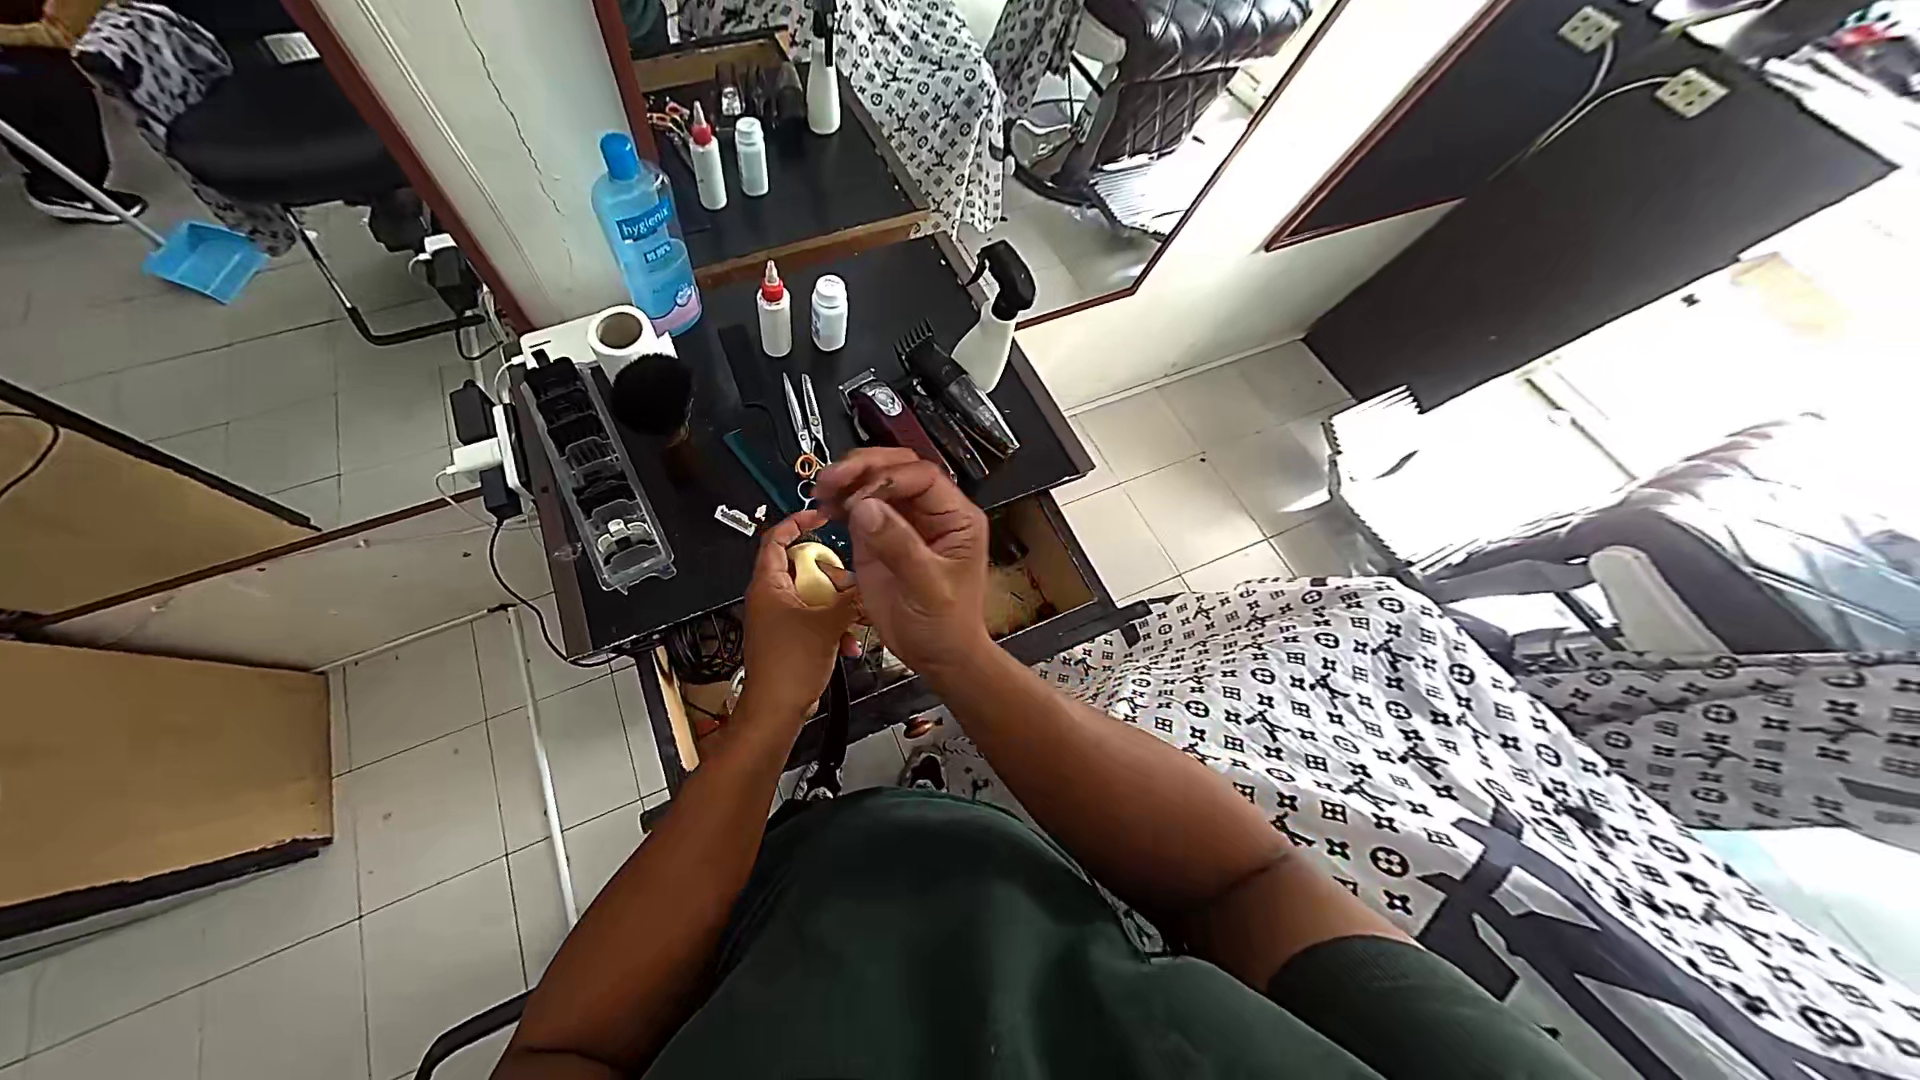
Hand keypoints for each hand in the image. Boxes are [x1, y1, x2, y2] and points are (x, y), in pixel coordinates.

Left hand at [740, 510, 859, 719]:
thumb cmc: (786, 669)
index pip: (776, 538)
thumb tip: (867, 584)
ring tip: (851, 615)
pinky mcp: (788, 636)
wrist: (776, 709)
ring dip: (836, 604)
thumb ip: (850, 599)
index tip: (820, 516)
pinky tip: (847, 642)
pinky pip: (813, 617)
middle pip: (801, 567)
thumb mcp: (827, 624)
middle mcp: (769, 597)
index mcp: (768, 585)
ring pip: (812, 594)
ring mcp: (778, 617)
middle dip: (830, 573)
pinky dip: (832, 625)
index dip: (798, 522)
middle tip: (847, 577)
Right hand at [813, 448, 992, 677]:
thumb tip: (867, 508)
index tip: (862, 494)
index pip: (923, 477)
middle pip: (897, 469)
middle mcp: (930, 513)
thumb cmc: (948, 626)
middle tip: (834, 480)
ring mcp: (902, 523)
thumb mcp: (929, 588)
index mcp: (956, 518)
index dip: (889, 478)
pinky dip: (839, 502)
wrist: (937, 656)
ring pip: (874, 482)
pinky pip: (857, 507)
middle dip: (863, 468)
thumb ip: (900, 547)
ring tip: (823, 490)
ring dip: (847, 481)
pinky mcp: (878, 537)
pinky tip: (825, 506)